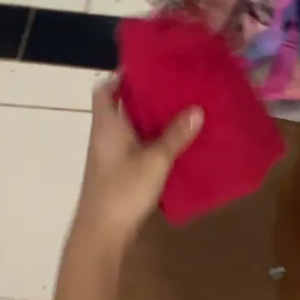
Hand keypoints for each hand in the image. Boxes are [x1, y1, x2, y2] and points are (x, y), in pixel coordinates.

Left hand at [71, 81, 201, 247]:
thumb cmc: (122, 190)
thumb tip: (197, 108)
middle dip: (147, 95)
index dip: (123, 75)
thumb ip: (176, 134)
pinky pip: (139, 145)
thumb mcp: (155, 160)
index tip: (151, 66)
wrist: (102, 234)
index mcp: (107, 125)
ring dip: (153, 118)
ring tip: (184, 108)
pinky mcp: (120, 172)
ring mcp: (112, 155)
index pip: (106, 89)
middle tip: (178, 84)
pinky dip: (155, 139)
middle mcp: (105, 135)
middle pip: (122, 105)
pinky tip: (179, 142)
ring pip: (132, 126)